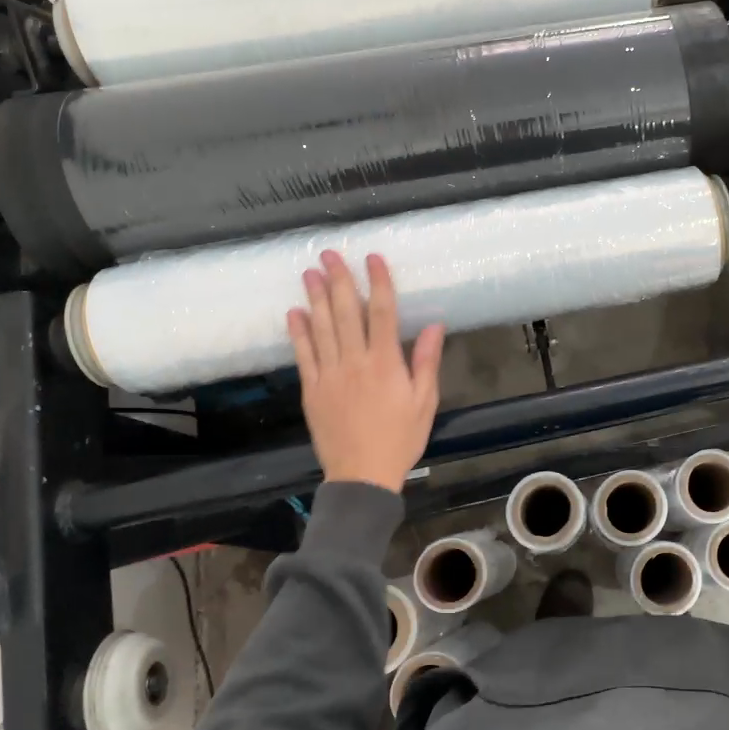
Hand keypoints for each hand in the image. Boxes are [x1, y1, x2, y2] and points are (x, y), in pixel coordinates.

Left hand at [285, 251, 443, 491]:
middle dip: (338, 280)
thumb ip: (426, 362)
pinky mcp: (311, 390)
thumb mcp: (425, 402)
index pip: (381, 313)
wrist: (362, 475)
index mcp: (386, 364)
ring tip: (309, 272)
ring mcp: (329, 375)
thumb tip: (433, 325)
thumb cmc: (401, 439)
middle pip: (345, 313)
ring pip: (321, 328)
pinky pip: (303, 355)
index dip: (378, 282)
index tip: (372, 258)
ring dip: (315, 298)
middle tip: (329, 253)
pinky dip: (298, 332)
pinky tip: (295, 312)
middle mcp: (355, 362)